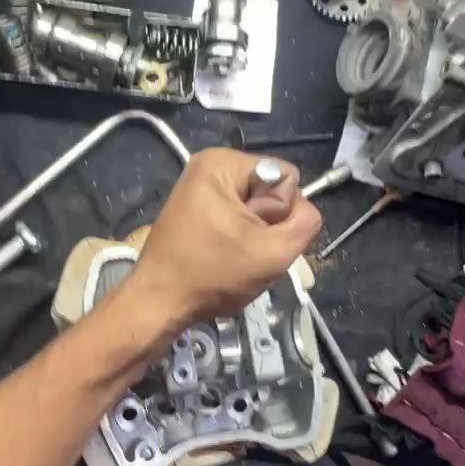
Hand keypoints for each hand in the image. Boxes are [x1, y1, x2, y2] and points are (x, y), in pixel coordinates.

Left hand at [116, 149, 322, 332]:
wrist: (159, 303)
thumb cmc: (212, 275)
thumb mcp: (274, 252)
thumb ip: (305, 222)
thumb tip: (304, 210)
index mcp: (223, 162)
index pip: (287, 178)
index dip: (282, 213)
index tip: (255, 236)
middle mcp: (209, 166)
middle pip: (271, 192)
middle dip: (267, 225)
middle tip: (244, 251)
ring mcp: (200, 188)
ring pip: (257, 209)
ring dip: (255, 237)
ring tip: (233, 256)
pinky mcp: (196, 209)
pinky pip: (238, 218)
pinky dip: (239, 240)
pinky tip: (223, 257)